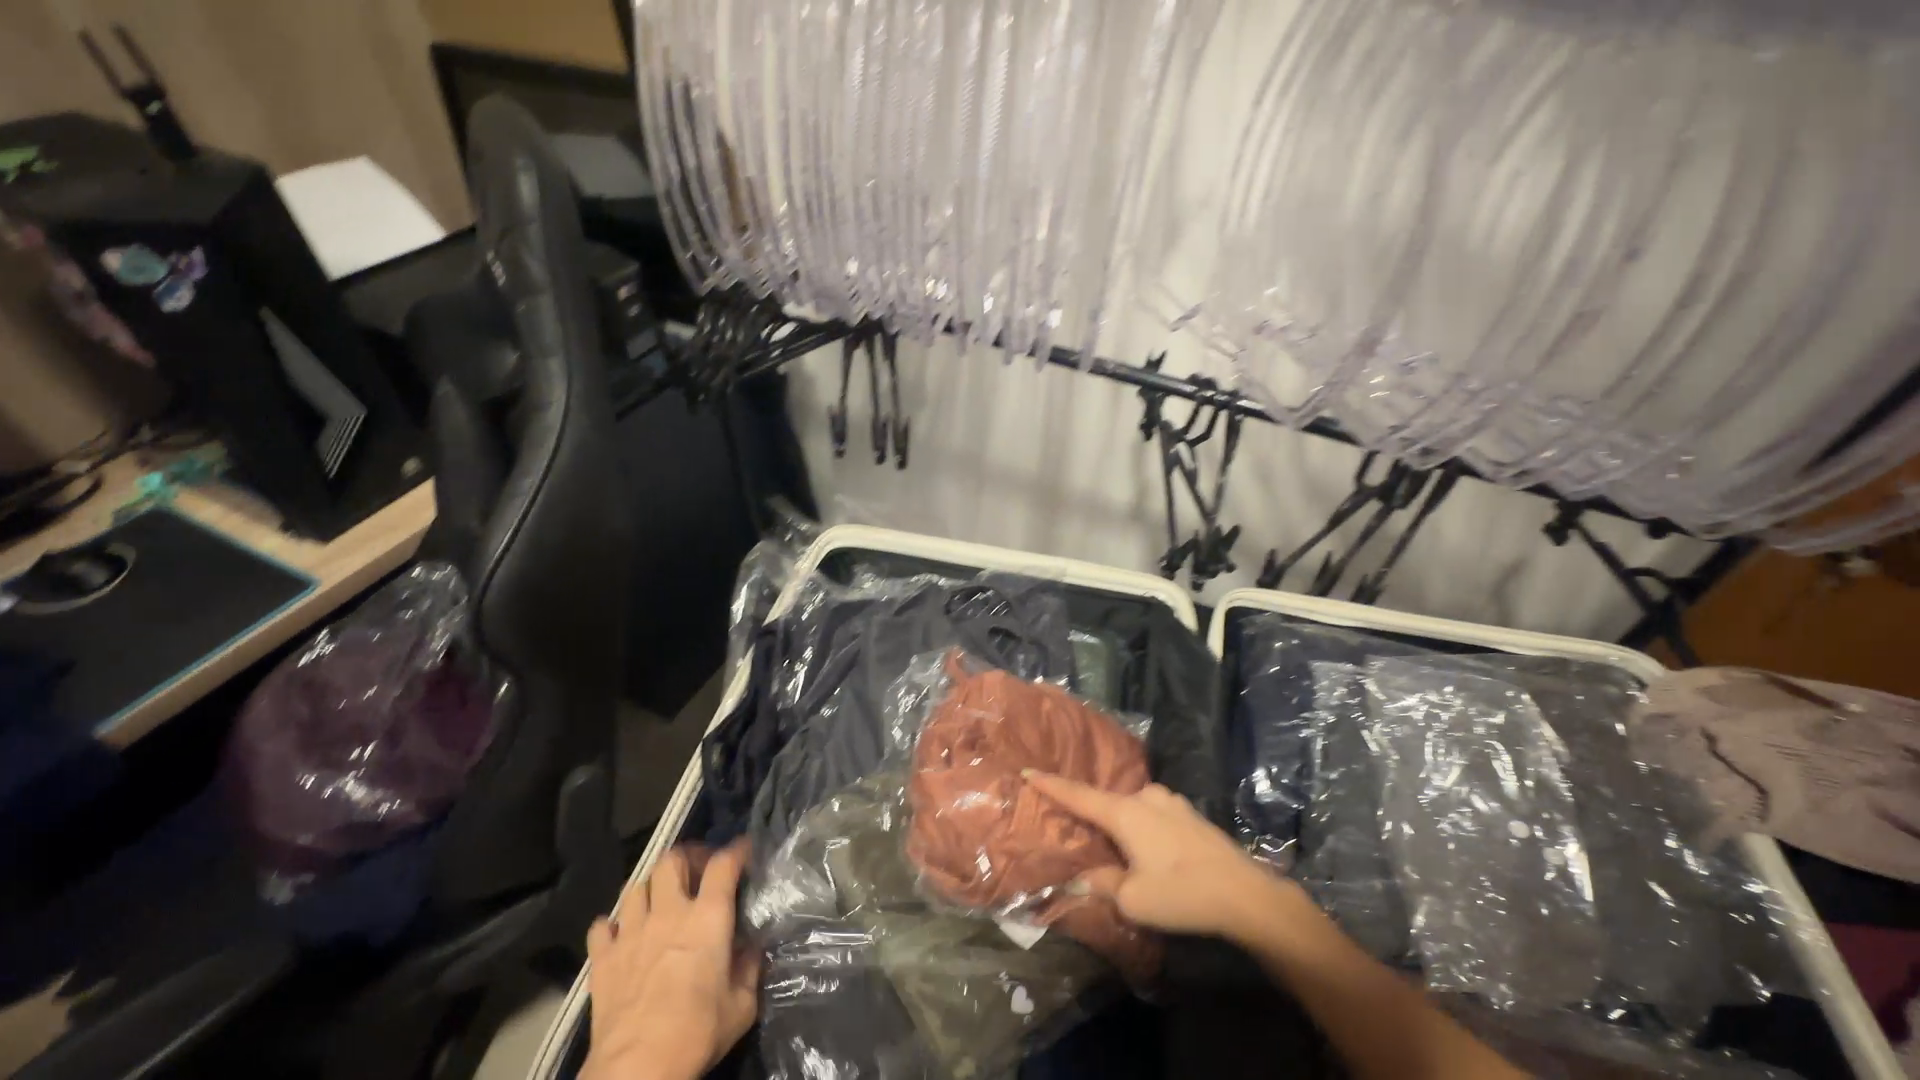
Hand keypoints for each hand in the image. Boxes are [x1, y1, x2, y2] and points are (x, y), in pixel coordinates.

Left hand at [582, 843, 759, 1079]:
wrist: (637, 1067)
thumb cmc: (698, 1033)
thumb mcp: (742, 1005)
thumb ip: (749, 969)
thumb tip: (750, 948)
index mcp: (708, 918)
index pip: (723, 865)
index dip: (736, 851)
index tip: (744, 850)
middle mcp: (668, 913)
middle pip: (671, 860)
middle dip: (687, 859)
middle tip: (697, 873)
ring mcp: (630, 932)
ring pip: (635, 886)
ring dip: (650, 889)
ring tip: (659, 902)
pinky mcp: (602, 957)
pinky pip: (602, 925)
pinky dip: (613, 925)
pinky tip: (622, 936)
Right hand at [1023, 771, 1298, 942]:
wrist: (1245, 895)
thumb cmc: (1181, 894)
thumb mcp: (1132, 899)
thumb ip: (1102, 882)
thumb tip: (1084, 876)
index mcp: (1125, 813)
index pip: (1078, 795)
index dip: (1051, 786)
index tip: (1028, 771)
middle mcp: (1146, 798)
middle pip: (1107, 801)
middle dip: (1091, 813)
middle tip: (1074, 826)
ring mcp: (1173, 804)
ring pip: (1134, 808)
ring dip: (1121, 822)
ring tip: (1115, 845)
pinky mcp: (1192, 816)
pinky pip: (1154, 815)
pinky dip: (1142, 827)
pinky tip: (1148, 848)